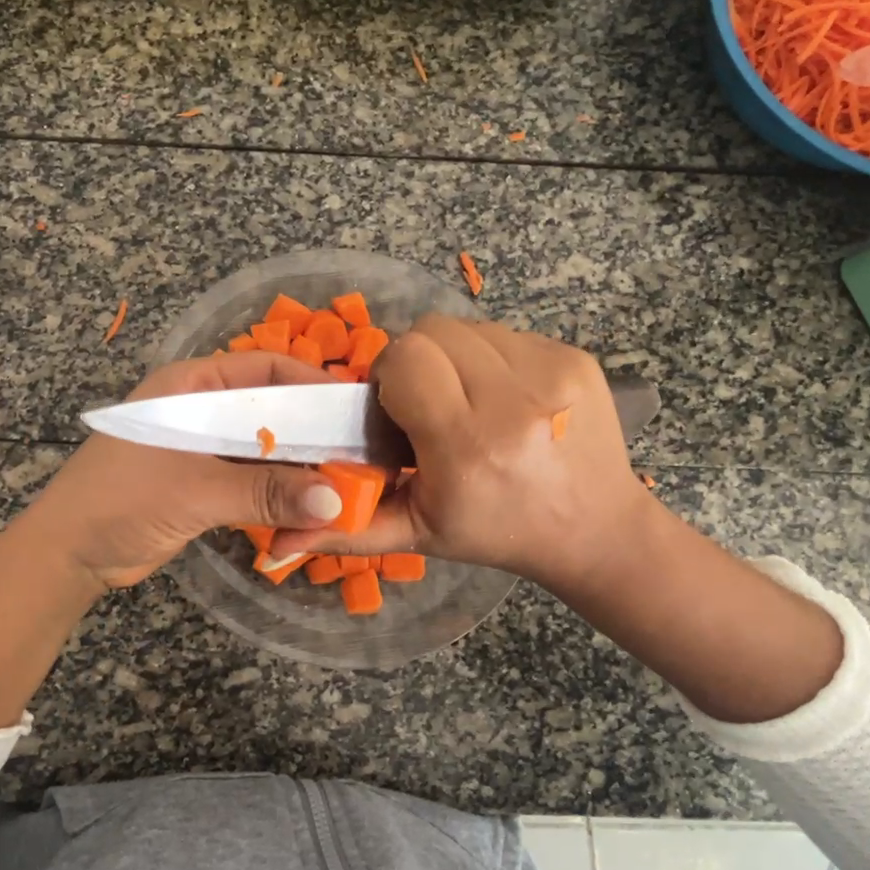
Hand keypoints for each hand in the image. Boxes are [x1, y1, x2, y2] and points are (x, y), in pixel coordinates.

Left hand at [19, 351, 347, 590]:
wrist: (67, 552)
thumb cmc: (121, 501)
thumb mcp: (195, 490)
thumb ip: (265, 492)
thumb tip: (336, 502)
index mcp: (190, 387)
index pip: (263, 368)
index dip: (310, 384)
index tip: (354, 410)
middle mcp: (198, 409)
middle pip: (268, 411)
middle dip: (311, 434)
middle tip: (360, 458)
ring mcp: (199, 448)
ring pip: (262, 450)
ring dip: (297, 471)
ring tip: (345, 490)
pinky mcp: (200, 485)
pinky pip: (250, 481)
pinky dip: (277, 495)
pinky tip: (309, 511)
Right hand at [272, 314, 654, 591]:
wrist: (596, 531)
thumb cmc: (495, 532)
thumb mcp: (414, 534)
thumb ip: (342, 529)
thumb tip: (273, 542)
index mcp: (469, 445)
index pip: (405, 359)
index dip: (390, 380)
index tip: (398, 414)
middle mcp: (516, 400)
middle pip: (431, 332)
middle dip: (416, 364)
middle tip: (426, 406)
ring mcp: (553, 372)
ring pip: (466, 326)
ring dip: (451, 358)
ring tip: (464, 401)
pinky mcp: (576, 357)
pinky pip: (503, 332)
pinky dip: (488, 358)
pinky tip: (498, 397)